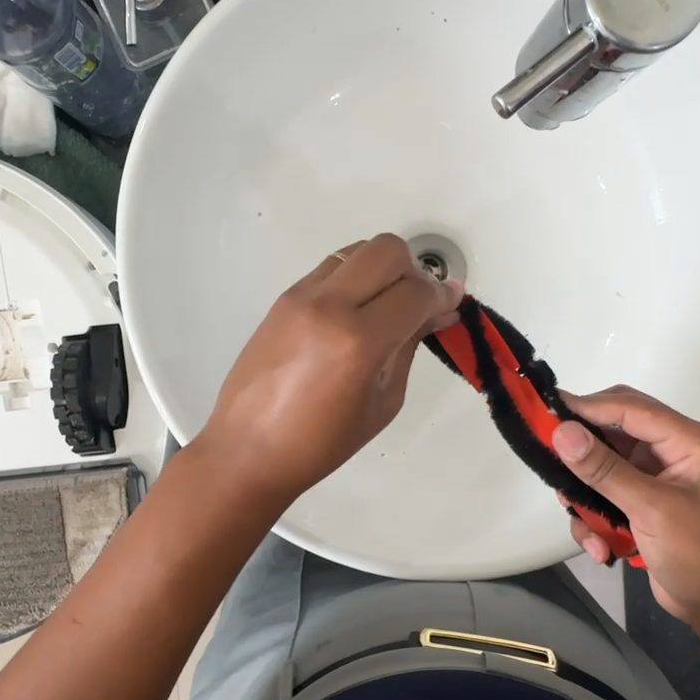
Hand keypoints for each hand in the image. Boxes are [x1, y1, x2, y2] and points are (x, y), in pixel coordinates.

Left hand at [197, 234, 462, 502]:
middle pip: (388, 250)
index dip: (442, 295)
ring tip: (383, 309)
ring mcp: (300, 296)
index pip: (416, 291)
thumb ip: (410, 347)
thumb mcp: (384, 401)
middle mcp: (328, 306)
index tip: (451, 305)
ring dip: (382, 270)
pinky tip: (353, 315)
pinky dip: (354, 279)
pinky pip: (331, 268)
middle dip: (414, 271)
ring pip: (357, 251)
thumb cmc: (321, 443)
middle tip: (416, 305)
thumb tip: (437, 311)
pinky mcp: (283, 298)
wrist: (248, 449)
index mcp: (358, 341)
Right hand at [550, 386, 699, 623]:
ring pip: (605, 466)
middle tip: (548, 457)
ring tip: (578, 516)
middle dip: (584, 450)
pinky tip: (600, 547)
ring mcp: (660, 479)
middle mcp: (674, 451)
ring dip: (587, 494)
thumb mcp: (652, 509)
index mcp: (690, 441)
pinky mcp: (646, 505)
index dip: (587, 406)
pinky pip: (607, 496)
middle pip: (615, 430)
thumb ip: (604, 470)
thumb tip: (560, 431)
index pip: (631, 408)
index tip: (543, 410)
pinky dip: (597, 519)